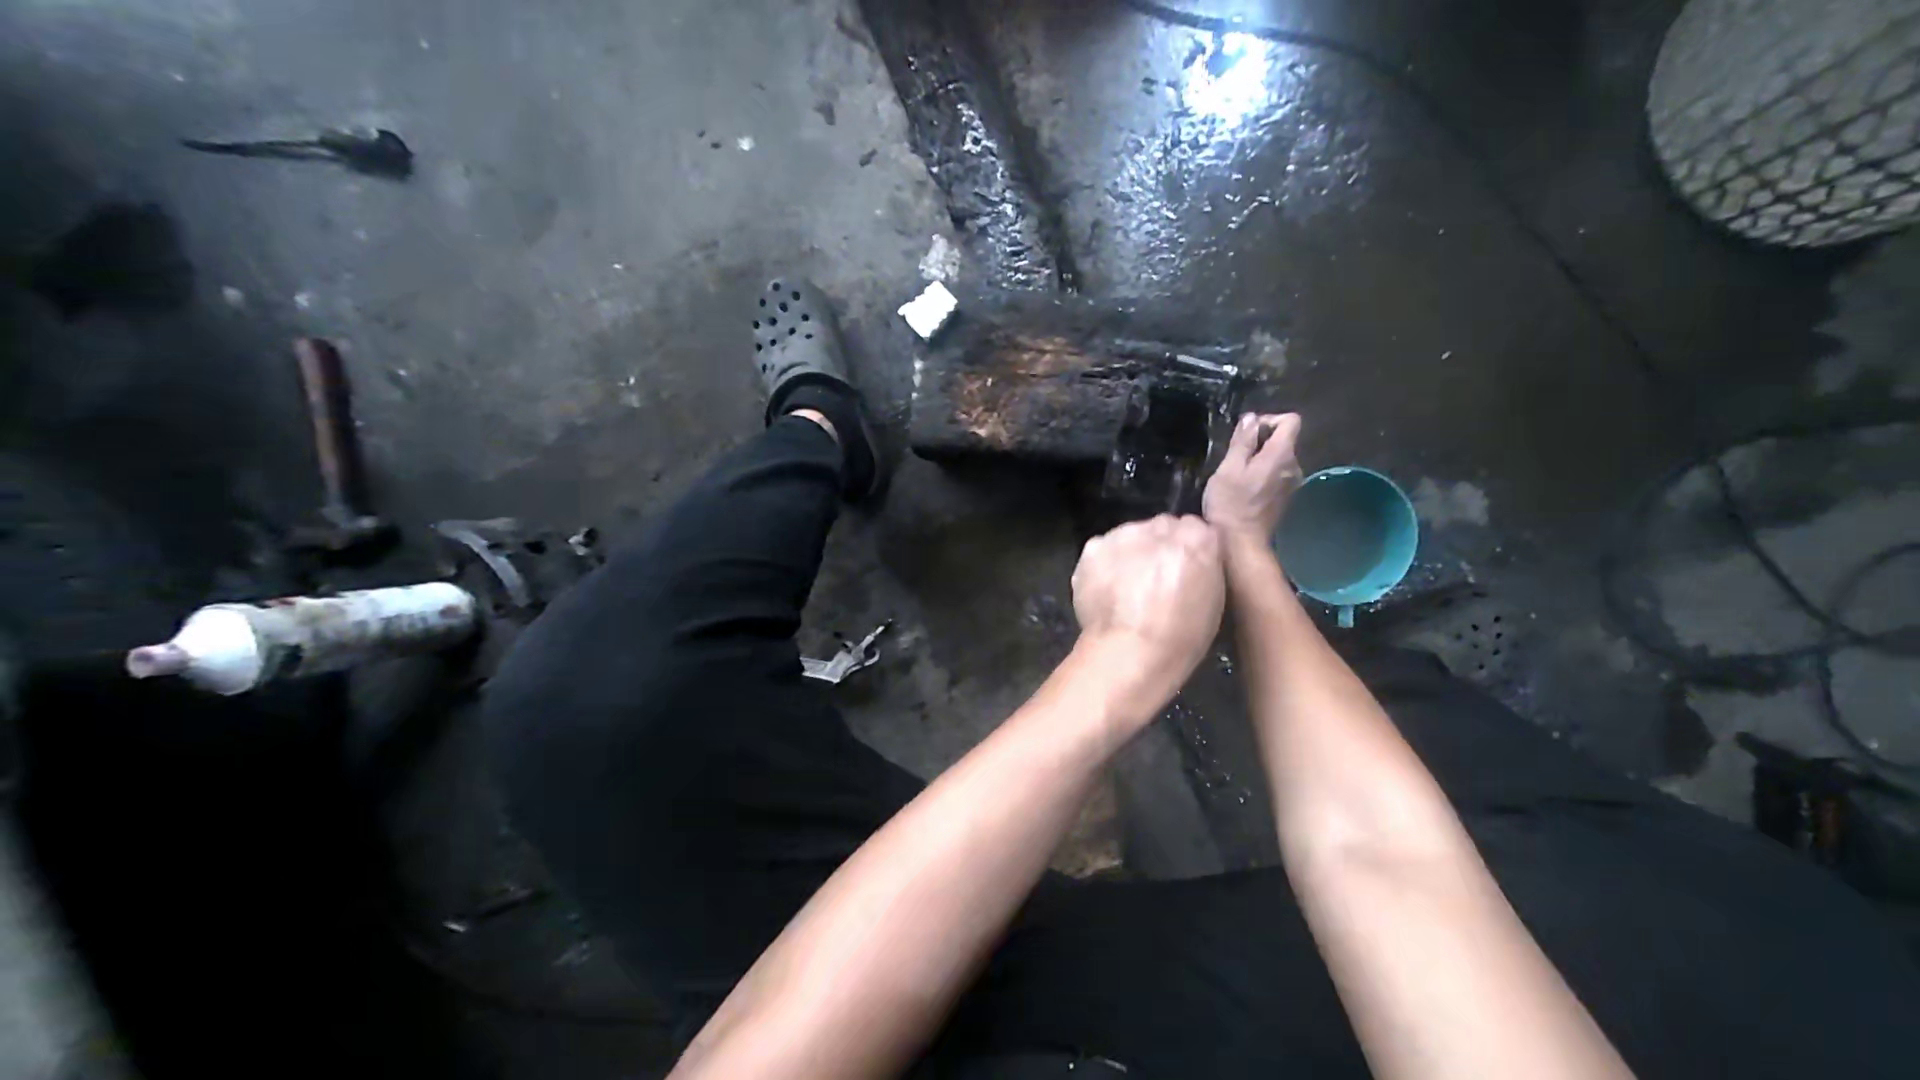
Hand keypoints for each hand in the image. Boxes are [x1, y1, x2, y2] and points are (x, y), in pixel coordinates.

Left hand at [1070, 515, 1224, 708]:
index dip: (1187, 553)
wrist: (1131, 651)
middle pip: (1160, 528)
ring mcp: (1123, 534)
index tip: (1183, 572)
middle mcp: (1160, 527)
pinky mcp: (1094, 548)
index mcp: (1199, 538)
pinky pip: (1102, 550)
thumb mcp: (1213, 600)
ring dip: (1130, 555)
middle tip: (1154, 582)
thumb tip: (1192, 557)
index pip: (1195, 529)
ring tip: (1127, 591)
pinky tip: (1107, 591)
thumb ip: (1205, 566)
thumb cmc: (1181, 637)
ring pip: (1129, 536)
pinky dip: (1104, 566)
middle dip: (1158, 549)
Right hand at [1203, 412, 1302, 543]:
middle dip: (1261, 440)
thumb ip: (1242, 441)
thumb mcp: (1229, 468)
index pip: (1290, 420)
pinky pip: (1277, 472)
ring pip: (1279, 456)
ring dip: (1260, 457)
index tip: (1247, 434)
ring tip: (1236, 473)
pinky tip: (1244, 487)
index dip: (1268, 420)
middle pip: (1284, 439)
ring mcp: (1292, 482)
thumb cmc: (1230, 504)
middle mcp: (1294, 466)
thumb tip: (1252, 418)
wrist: (1241, 542)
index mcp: (1281, 455)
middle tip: (1234, 456)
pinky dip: (1263, 472)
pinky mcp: (1286, 495)